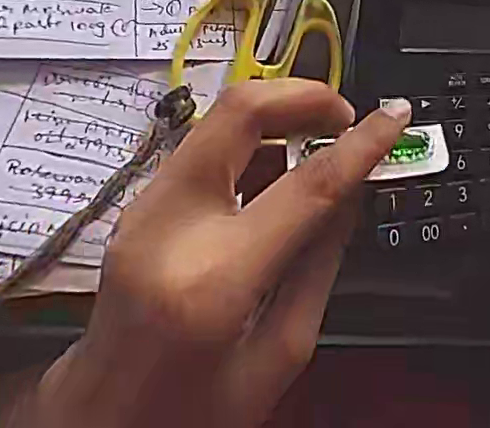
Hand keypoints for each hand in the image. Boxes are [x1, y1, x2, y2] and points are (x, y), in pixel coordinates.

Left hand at [15, 81, 411, 427]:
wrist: (95, 426)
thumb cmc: (191, 412)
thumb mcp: (282, 351)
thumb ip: (323, 258)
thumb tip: (355, 186)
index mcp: (214, 281)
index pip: (306, 184)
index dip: (361, 142)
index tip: (394, 115)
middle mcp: (170, 225)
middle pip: (242, 109)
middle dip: (306, 95)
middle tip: (344, 118)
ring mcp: (146, 205)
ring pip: (223, 113)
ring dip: (281, 113)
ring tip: (315, 144)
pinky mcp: (141, 199)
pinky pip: (209, 140)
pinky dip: (254, 137)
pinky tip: (275, 168)